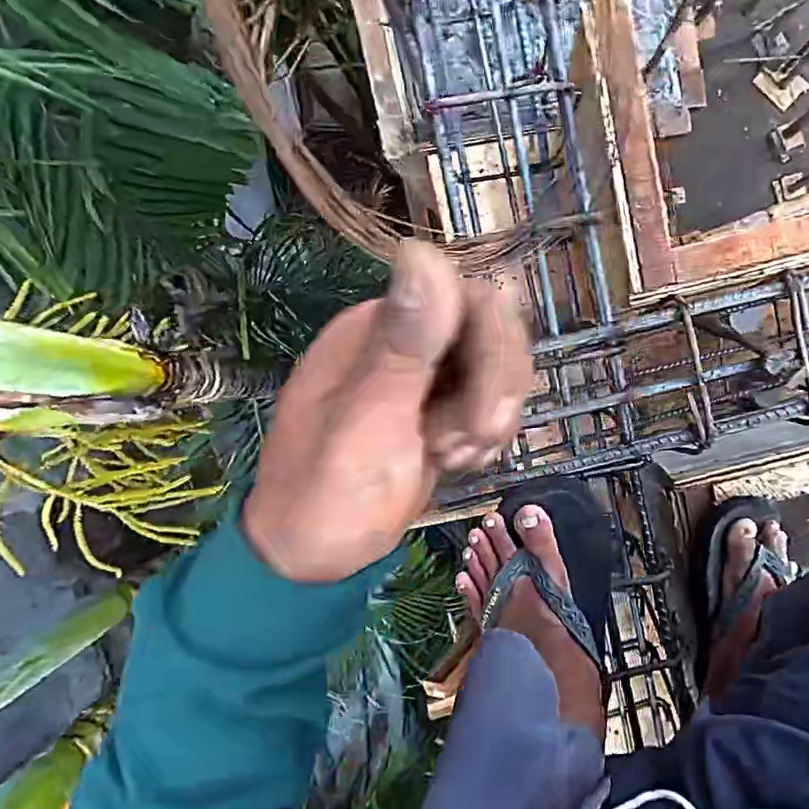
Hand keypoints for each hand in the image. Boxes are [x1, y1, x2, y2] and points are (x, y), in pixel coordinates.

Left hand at [243, 241, 533, 581]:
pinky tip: (459, 462)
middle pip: (490, 331)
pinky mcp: (438, 407)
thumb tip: (422, 252)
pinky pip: (488, 399)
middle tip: (468, 448)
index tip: (484, 418)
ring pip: (496, 367)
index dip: (492, 351)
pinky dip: (486, 434)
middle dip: (494, 392)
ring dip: (492, 416)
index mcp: (375, 327)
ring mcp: (423, 375)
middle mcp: (402, 340)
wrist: (312, 556)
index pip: (466, 300)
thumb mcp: (364, 422)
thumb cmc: (323, 493)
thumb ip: (401, 345)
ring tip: (455, 458)